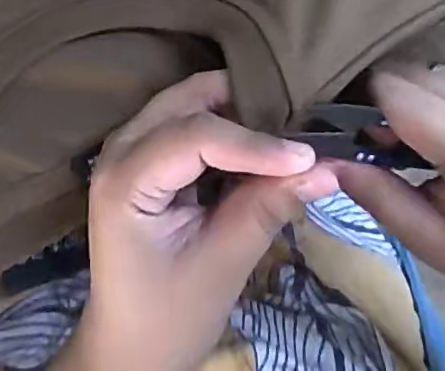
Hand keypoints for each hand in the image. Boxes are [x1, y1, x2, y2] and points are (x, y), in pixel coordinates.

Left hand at [54, 71, 338, 370]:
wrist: (128, 344)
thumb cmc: (168, 315)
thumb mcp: (221, 267)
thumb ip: (267, 208)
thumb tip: (324, 169)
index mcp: (124, 180)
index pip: (195, 136)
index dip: (254, 143)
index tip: (306, 155)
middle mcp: (120, 147)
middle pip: (190, 101)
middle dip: (246, 108)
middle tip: (297, 130)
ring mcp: (129, 143)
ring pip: (190, 99)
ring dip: (237, 109)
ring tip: (283, 133)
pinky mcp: (145, 148)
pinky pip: (188, 116)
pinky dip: (226, 122)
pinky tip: (257, 143)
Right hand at [333, 65, 444, 368]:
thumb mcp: (435, 245)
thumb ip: (377, 195)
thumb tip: (323, 158)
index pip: (389, 90)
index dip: (361, 111)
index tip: (358, 146)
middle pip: (403, 73)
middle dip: (380, 103)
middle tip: (383, 151)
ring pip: (424, 69)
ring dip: (406, 97)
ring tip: (413, 145)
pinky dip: (430, 94)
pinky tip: (440, 134)